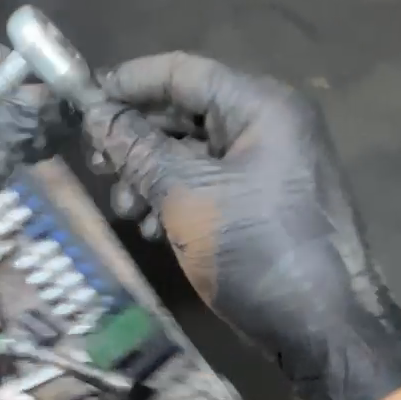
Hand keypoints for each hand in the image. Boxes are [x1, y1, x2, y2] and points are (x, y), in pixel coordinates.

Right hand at [81, 53, 400, 399]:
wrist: (321, 327)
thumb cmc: (253, 249)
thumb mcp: (185, 195)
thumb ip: (136, 147)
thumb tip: (94, 113)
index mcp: (261, 105)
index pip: (181, 71)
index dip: (127, 82)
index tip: (79, 102)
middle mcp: (270, 124)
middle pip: (185, 112)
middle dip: (136, 140)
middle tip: (97, 167)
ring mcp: (271, 165)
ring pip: (194, 152)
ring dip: (151, 177)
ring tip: (127, 212)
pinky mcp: (265, 201)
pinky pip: (211, 184)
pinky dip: (178, 199)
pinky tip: (155, 231)